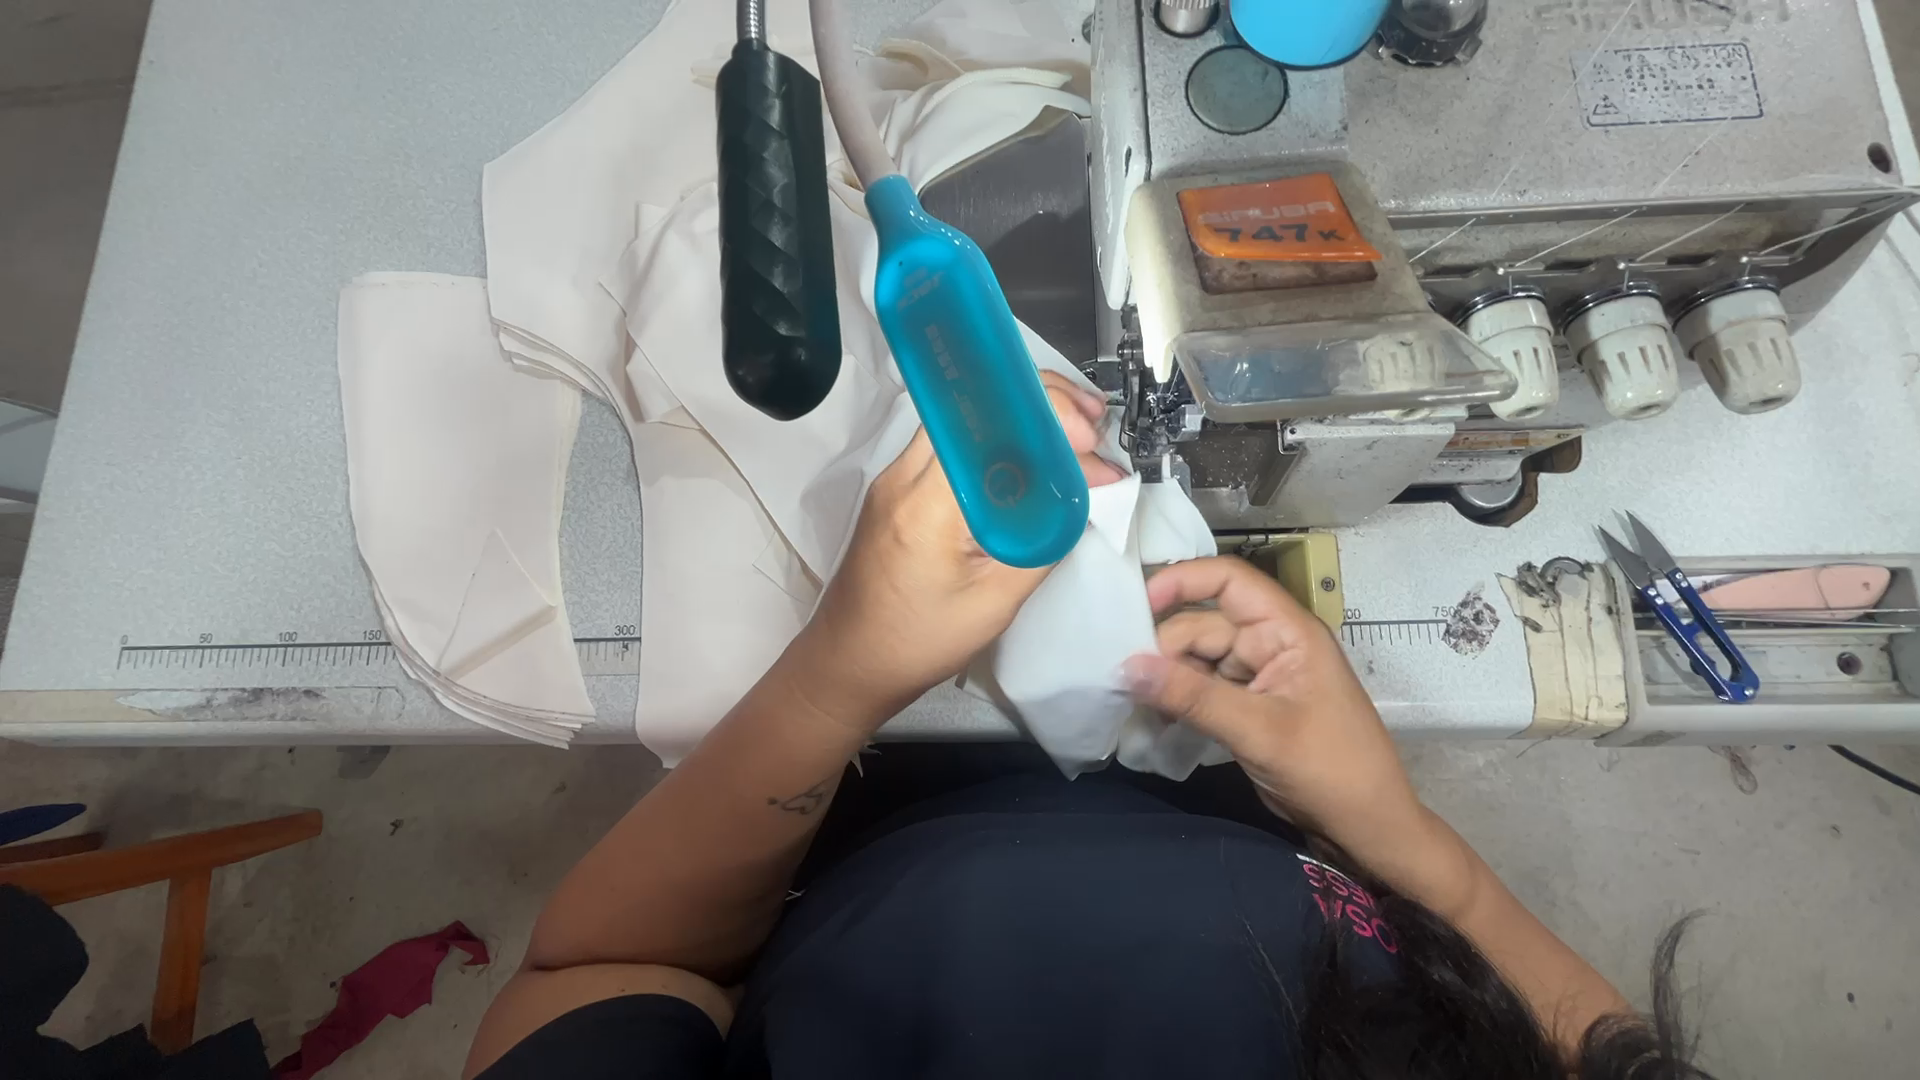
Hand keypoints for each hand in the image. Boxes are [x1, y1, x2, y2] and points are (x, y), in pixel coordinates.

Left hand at [786, 372, 1126, 732]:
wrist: (847, 663)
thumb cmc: (915, 643)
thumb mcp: (994, 603)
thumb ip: (1044, 544)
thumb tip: (1084, 498)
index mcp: (927, 503)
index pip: (989, 422)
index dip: (1045, 413)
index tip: (1088, 432)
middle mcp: (903, 476)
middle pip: (975, 406)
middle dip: (1040, 403)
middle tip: (1091, 425)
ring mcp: (894, 479)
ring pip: (964, 423)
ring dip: (1018, 423)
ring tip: (1071, 441)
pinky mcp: (896, 491)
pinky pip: (952, 449)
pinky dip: (995, 447)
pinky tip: (1028, 468)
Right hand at [1123, 557, 1448, 892]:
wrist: (1369, 832)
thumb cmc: (1332, 771)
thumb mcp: (1261, 731)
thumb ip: (1192, 696)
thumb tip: (1127, 667)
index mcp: (1286, 630)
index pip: (1228, 580)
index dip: (1182, 581)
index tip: (1137, 606)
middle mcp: (1268, 643)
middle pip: (1200, 624)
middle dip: (1164, 648)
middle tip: (1127, 681)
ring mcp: (1255, 676)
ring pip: (1195, 659)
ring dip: (1166, 678)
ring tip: (1135, 704)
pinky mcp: (1245, 706)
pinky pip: (1199, 689)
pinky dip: (1176, 700)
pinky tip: (1155, 718)